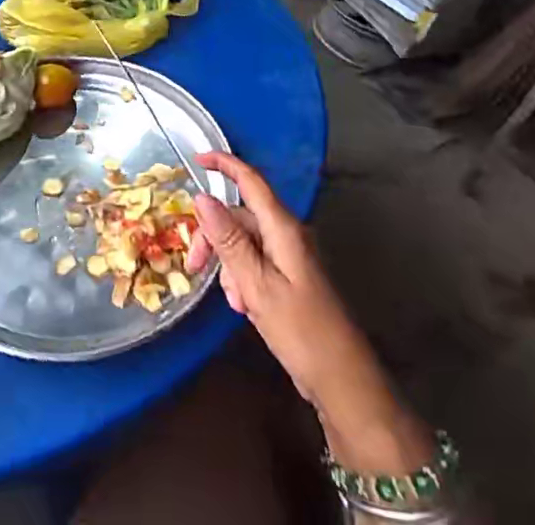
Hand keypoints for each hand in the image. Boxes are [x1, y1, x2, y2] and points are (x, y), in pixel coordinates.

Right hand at [186, 152, 434, 474]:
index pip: (251, 181)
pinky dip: (242, 279)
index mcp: (283, 228)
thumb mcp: (256, 284)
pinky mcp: (289, 276)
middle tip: (194, 268)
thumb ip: (229, 240)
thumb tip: (202, 198)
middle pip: (240, 217)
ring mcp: (289, 255)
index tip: (196, 157)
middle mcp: (287, 234)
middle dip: (214, 238)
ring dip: (229, 266)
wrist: (340, 376)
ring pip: (244, 243)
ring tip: (235, 302)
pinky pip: (255, 264)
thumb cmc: (300, 329)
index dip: (225, 164)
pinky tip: (245, 306)